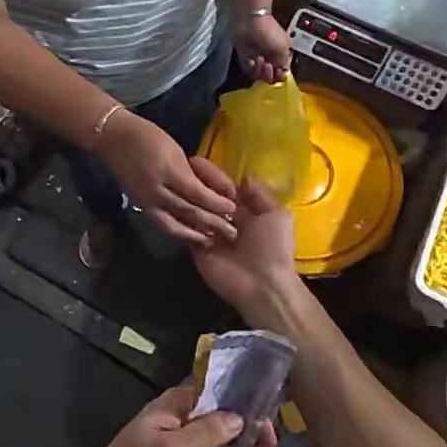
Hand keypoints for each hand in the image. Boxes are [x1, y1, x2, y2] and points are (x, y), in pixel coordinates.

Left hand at [66, 384, 281, 446]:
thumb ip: (207, 431)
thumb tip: (240, 415)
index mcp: (179, 403)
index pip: (225, 396)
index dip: (252, 413)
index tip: (272, 440)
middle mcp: (182, 415)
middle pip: (229, 421)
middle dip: (254, 444)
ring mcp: (180, 438)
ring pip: (224, 441)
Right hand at [96, 112, 236, 245]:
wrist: (114, 138)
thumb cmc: (149, 136)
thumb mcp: (175, 149)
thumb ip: (191, 172)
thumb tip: (211, 189)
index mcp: (170, 170)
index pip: (198, 193)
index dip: (216, 202)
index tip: (233, 207)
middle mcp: (158, 189)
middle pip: (189, 210)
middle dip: (212, 221)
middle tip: (232, 231)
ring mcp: (147, 200)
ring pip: (176, 222)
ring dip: (196, 232)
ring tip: (213, 240)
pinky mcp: (141, 206)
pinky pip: (161, 223)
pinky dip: (177, 232)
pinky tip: (189, 236)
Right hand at [187, 158, 295, 309]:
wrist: (263, 286)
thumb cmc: (273, 248)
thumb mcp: (277, 214)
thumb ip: (261, 195)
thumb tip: (244, 177)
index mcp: (246, 212)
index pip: (225, 189)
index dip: (213, 176)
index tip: (195, 160)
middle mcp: (227, 221)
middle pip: (208, 199)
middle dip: (197, 186)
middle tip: (179, 169)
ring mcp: (211, 236)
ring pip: (195, 213)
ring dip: (187, 200)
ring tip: (172, 183)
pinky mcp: (198, 250)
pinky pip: (186, 232)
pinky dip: (181, 220)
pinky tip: (170, 204)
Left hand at [232, 13, 291, 83]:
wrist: (251, 21)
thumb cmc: (270, 33)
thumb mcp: (282, 48)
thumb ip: (284, 64)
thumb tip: (282, 73)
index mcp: (283, 56)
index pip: (283, 73)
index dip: (280, 76)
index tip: (277, 70)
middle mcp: (271, 60)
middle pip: (271, 77)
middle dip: (269, 75)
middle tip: (267, 65)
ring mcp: (259, 60)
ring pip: (260, 76)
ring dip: (260, 72)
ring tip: (259, 60)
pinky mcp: (246, 59)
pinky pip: (250, 71)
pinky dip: (251, 69)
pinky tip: (251, 60)